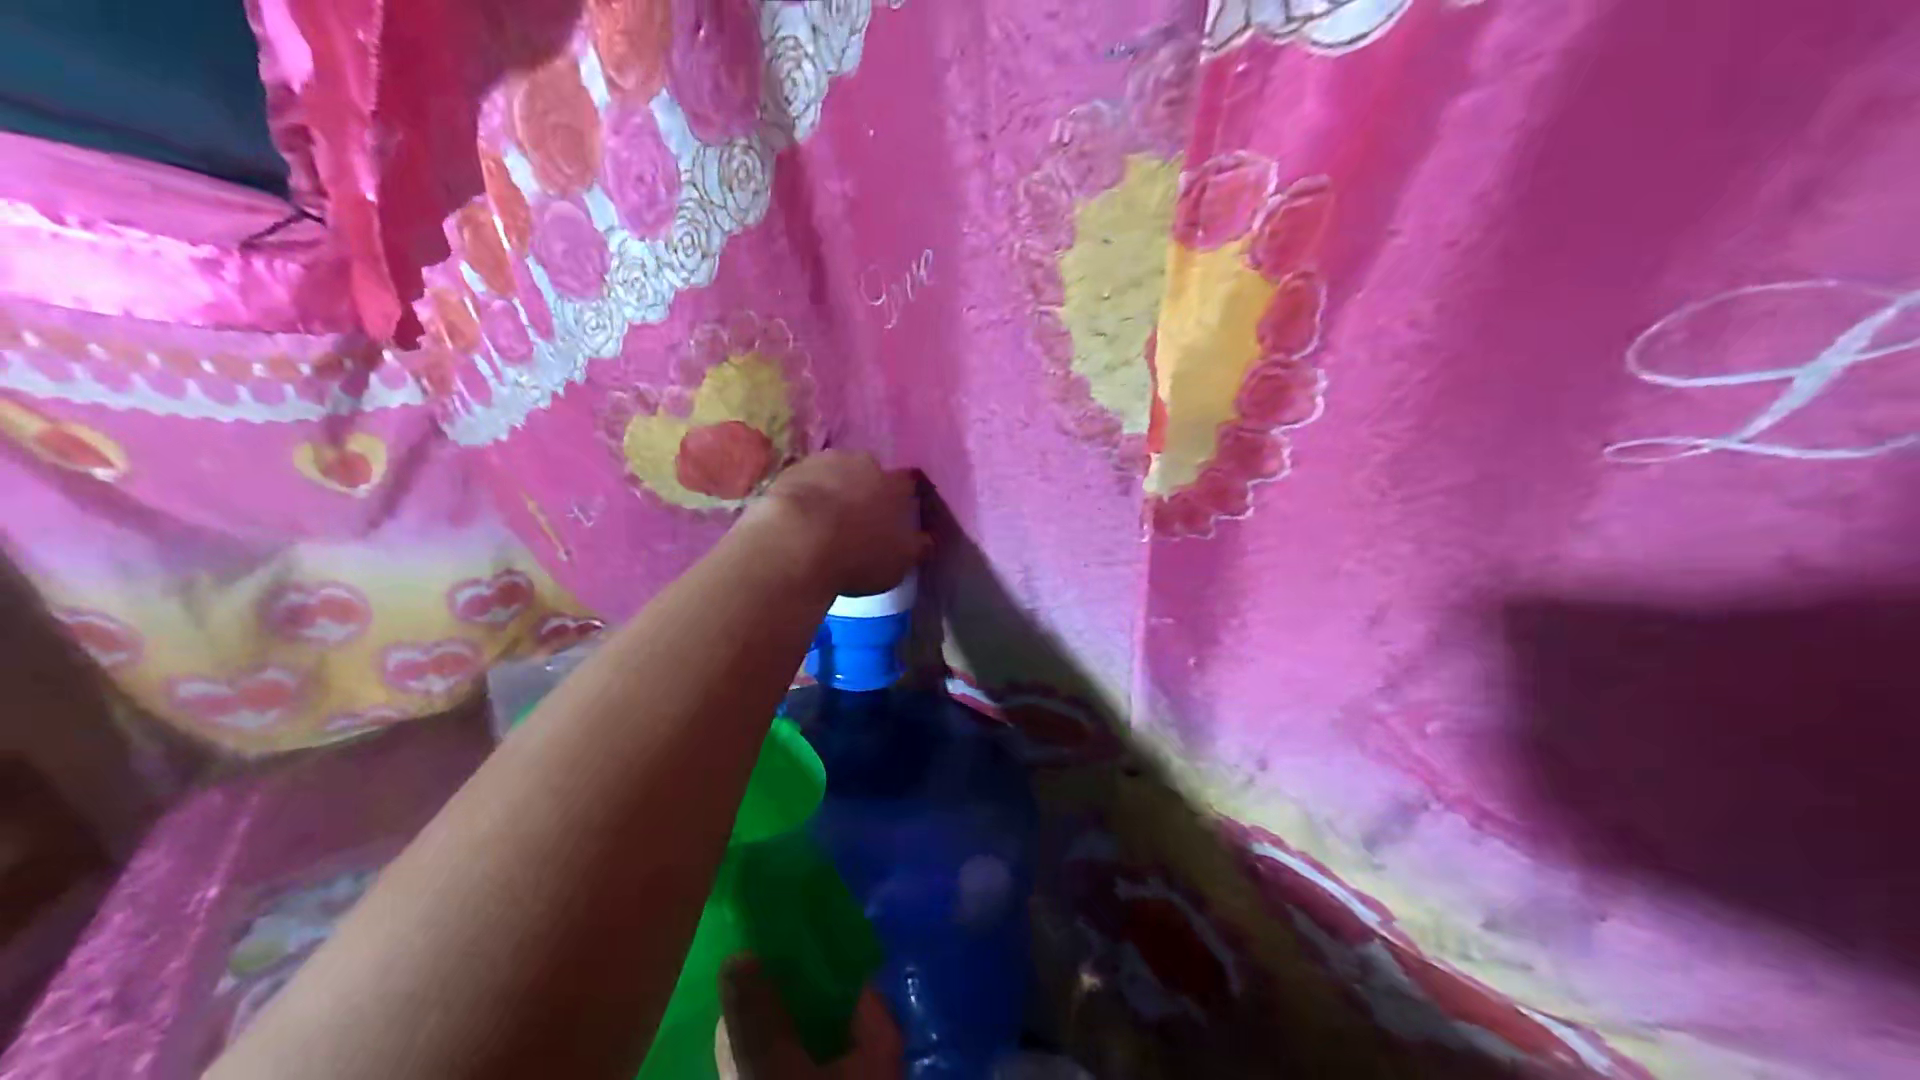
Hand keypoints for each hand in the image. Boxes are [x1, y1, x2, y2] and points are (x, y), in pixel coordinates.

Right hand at [717, 958, 902, 1078]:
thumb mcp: (784, 1077)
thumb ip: (762, 1022)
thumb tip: (739, 956)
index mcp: (879, 1033)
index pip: (845, 970)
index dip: (809, 948)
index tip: (770, 928)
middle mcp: (873, 1049)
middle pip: (826, 1004)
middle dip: (786, 987)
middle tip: (743, 961)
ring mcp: (854, 1075)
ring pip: (813, 1037)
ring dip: (780, 1020)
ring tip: (738, 992)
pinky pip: (808, 1061)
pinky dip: (782, 1051)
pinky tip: (749, 1046)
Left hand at [741, 451, 927, 598]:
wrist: (796, 542)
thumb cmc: (857, 555)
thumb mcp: (899, 563)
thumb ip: (916, 547)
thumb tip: (927, 539)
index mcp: (895, 484)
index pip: (906, 487)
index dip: (899, 504)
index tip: (891, 523)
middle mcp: (863, 463)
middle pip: (868, 476)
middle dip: (863, 493)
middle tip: (853, 524)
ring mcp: (823, 462)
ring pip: (833, 475)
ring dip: (831, 492)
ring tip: (821, 525)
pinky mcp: (788, 471)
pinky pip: (803, 484)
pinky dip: (803, 498)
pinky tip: (797, 522)